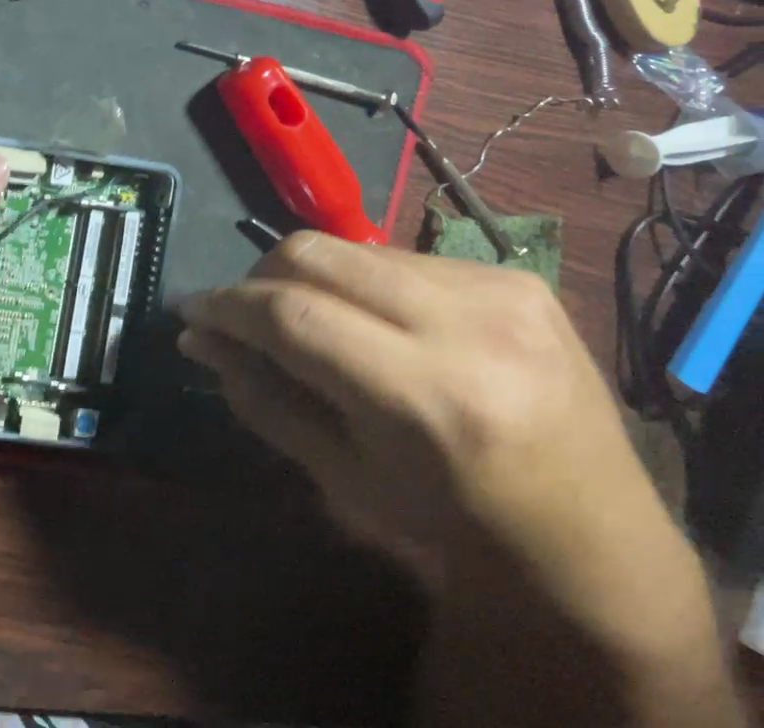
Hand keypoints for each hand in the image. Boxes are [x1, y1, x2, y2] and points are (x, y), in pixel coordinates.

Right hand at [176, 232, 672, 594]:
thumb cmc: (448, 518)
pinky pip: (397, 257)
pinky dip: (357, 281)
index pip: (292, 315)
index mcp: (424, 398)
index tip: (190, 313)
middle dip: (256, 278)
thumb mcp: (335, 472)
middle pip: (316, 257)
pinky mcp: (517, 277)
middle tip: (240, 315)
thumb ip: (259, 395)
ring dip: (304, 278)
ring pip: (351, 248)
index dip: (225, 306)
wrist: (589, 531)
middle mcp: (470, 329)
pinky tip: (365, 321)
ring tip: (301, 319)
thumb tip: (196, 337)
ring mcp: (502, 293)